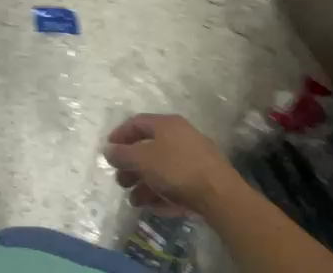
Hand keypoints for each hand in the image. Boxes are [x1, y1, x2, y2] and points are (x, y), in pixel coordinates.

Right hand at [104, 114, 237, 216]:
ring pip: (164, 170)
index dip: (119, 135)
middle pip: (150, 150)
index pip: (136, 123)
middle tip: (121, 181)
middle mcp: (183, 137)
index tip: (108, 150)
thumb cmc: (177, 169)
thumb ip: (121, 154)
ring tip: (135, 201)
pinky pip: (179, 184)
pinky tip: (156, 208)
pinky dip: (165, 194)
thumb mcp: (141, 160)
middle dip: (132, 167)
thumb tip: (108, 151)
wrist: (223, 198)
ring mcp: (198, 160)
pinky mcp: (207, 181)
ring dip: (146, 185)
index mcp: (167, 125)